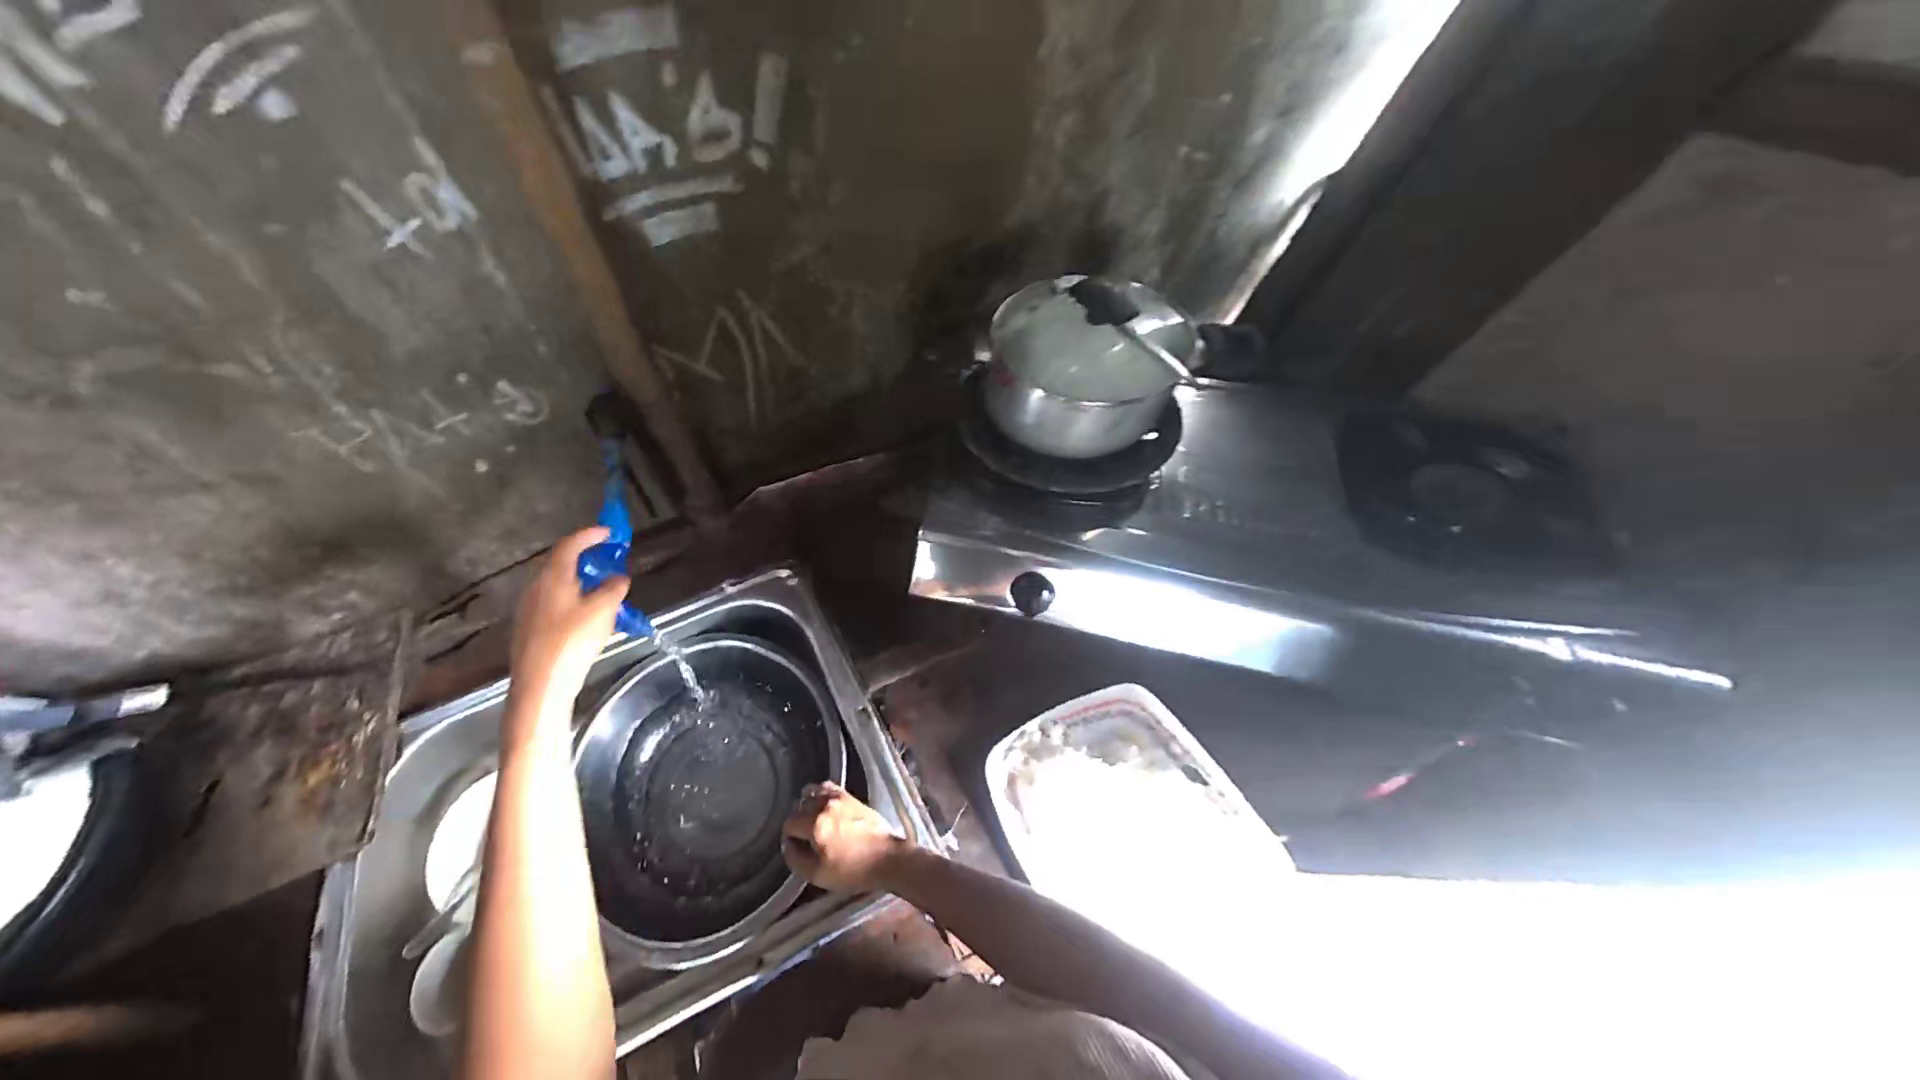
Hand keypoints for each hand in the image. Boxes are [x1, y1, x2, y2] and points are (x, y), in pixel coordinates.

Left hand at [508, 527, 629, 711]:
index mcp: (552, 577)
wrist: (540, 684)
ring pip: (557, 584)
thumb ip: (613, 588)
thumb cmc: (572, 641)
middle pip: (560, 563)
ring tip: (602, 589)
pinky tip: (587, 615)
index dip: (590, 535)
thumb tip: (618, 577)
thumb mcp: (603, 610)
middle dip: (585, 557)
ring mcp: (529, 608)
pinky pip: (554, 602)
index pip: (569, 545)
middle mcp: (536, 587)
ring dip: (580, 580)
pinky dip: (573, 598)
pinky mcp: (529, 628)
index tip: (609, 532)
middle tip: (607, 559)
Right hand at [782, 782, 913, 891]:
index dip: (789, 837)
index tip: (797, 848)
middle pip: (799, 806)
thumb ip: (796, 858)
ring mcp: (839, 797)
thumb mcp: (817, 874)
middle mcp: (824, 805)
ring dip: (808, 805)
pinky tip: (825, 807)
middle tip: (806, 837)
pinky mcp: (850, 796)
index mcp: (815, 824)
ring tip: (813, 820)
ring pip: (812, 792)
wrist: (885, 858)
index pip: (789, 823)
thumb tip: (788, 844)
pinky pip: (828, 787)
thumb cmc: (851, 870)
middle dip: (798, 821)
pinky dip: (821, 794)